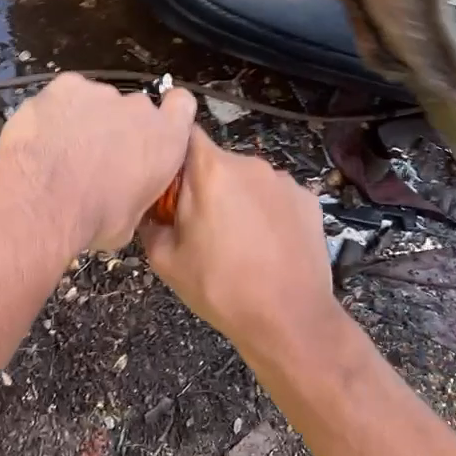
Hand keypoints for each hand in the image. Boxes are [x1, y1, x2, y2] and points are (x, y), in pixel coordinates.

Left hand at [0, 74, 196, 251]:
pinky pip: (67, 95)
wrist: (42, 199)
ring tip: (63, 150)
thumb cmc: (93, 219)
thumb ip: (137, 194)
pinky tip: (45, 135)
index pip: (182, 106)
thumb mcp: (130, 222)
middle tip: (96, 156)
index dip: (169, 114)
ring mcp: (101, 93)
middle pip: (134, 109)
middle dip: (119, 127)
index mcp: (165, 140)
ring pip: (98, 103)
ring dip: (86, 121)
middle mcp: (138, 109)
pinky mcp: (65, 85)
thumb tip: (126, 196)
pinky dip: (58, 110)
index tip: (154, 128)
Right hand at [140, 129, 337, 347]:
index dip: (172, 152)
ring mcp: (283, 181)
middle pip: (215, 161)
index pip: (184, 134)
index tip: (167, 180)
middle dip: (204, 185)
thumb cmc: (220, 287)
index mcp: (209, 170)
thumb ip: (149, 223)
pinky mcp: (308, 200)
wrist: (289, 321)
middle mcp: (248, 164)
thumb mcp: (165, 260)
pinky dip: (267, 212)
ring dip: (237, 199)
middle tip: (198, 224)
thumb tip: (148, 211)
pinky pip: (275, 196)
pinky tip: (266, 245)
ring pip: (246, 180)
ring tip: (237, 240)